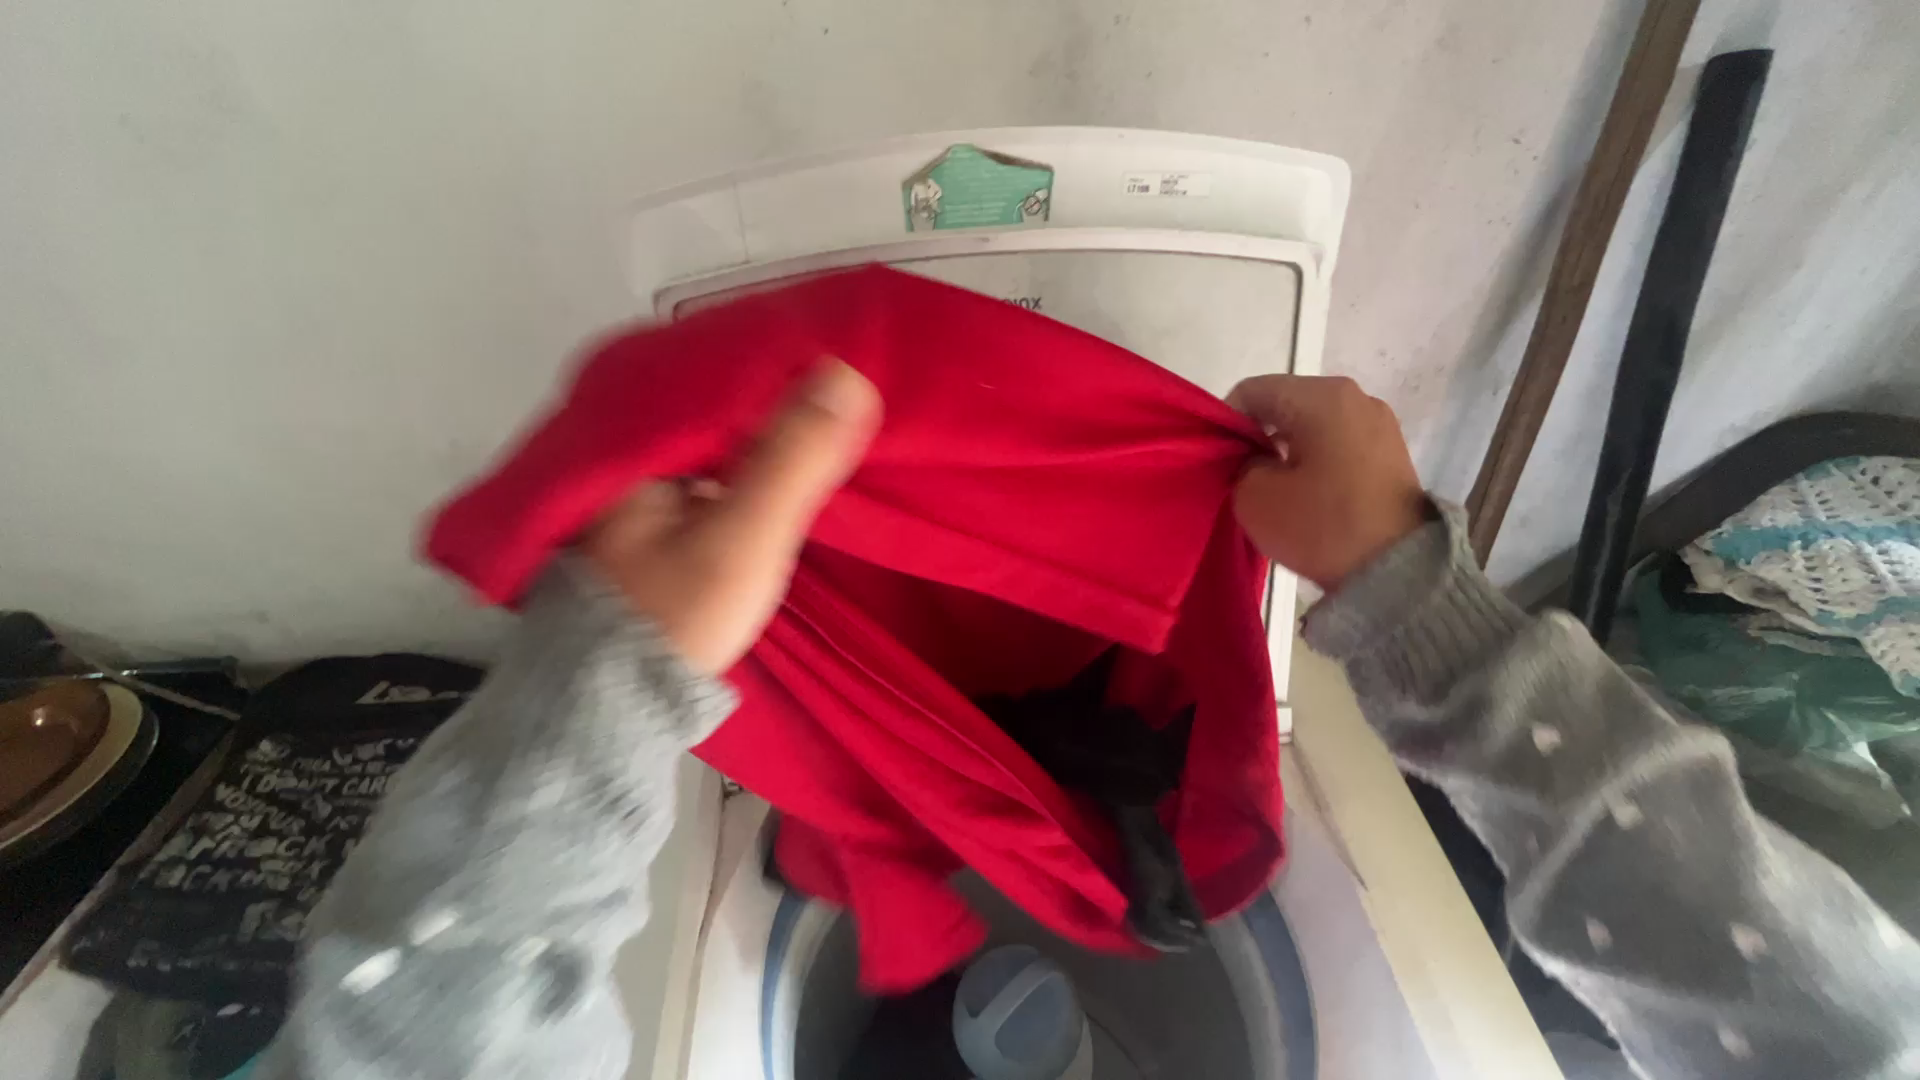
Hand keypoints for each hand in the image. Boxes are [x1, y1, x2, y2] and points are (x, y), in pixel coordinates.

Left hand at [581, 359, 880, 673]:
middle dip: (772, 389)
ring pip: (714, 429)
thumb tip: (847, 374)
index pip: (714, 369)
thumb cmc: (673, 615)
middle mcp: (623, 444)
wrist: (619, 698)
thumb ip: (791, 461)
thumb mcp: (740, 537)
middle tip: (839, 382)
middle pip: (713, 397)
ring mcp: (636, 477)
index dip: (777, 361)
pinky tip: (783, 457)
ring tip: (823, 409)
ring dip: (763, 423)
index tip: (835, 351)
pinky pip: (709, 460)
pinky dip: (746, 455)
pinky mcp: (653, 508)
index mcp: (630, 435)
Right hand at [1227, 375, 1428, 590]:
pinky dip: (1314, 457)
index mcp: (1320, 397)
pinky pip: (1337, 441)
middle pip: (1285, 402)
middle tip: (1241, 473)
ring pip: (1312, 422)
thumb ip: (1241, 463)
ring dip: (1286, 446)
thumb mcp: (1253, 496)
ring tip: (1274, 484)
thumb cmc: (1320, 525)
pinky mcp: (1390, 451)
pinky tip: (1305, 490)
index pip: (1251, 391)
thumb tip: (1255, 458)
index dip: (1225, 422)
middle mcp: (1354, 396)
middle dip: (1257, 433)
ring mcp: (1379, 422)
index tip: (1219, 458)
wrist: (1398, 571)